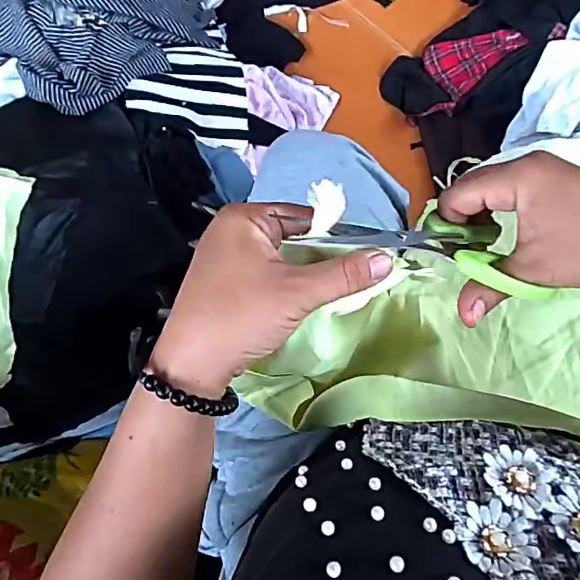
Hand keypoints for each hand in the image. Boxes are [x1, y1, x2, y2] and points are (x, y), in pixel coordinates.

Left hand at [148, 203, 392, 396]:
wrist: (193, 363)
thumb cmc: (242, 315)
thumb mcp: (298, 292)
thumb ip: (344, 274)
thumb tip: (386, 258)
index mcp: (243, 218)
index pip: (303, 215)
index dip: (334, 235)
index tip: (359, 257)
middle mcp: (231, 230)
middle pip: (292, 236)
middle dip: (319, 257)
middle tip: (346, 278)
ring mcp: (224, 257)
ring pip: (280, 258)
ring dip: (304, 273)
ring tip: (326, 291)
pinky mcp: (224, 282)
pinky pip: (266, 274)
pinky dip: (285, 285)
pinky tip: (299, 302)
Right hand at [436, 152, 579, 325]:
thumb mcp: (532, 270)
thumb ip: (490, 286)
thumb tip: (463, 315)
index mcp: (516, 177)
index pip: (457, 193)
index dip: (447, 225)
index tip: (452, 255)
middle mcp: (525, 162)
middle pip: (471, 186)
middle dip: (463, 221)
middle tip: (469, 255)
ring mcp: (542, 166)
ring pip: (491, 187)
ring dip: (482, 216)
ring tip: (489, 247)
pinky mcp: (554, 175)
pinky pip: (512, 187)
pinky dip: (502, 209)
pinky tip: (511, 234)